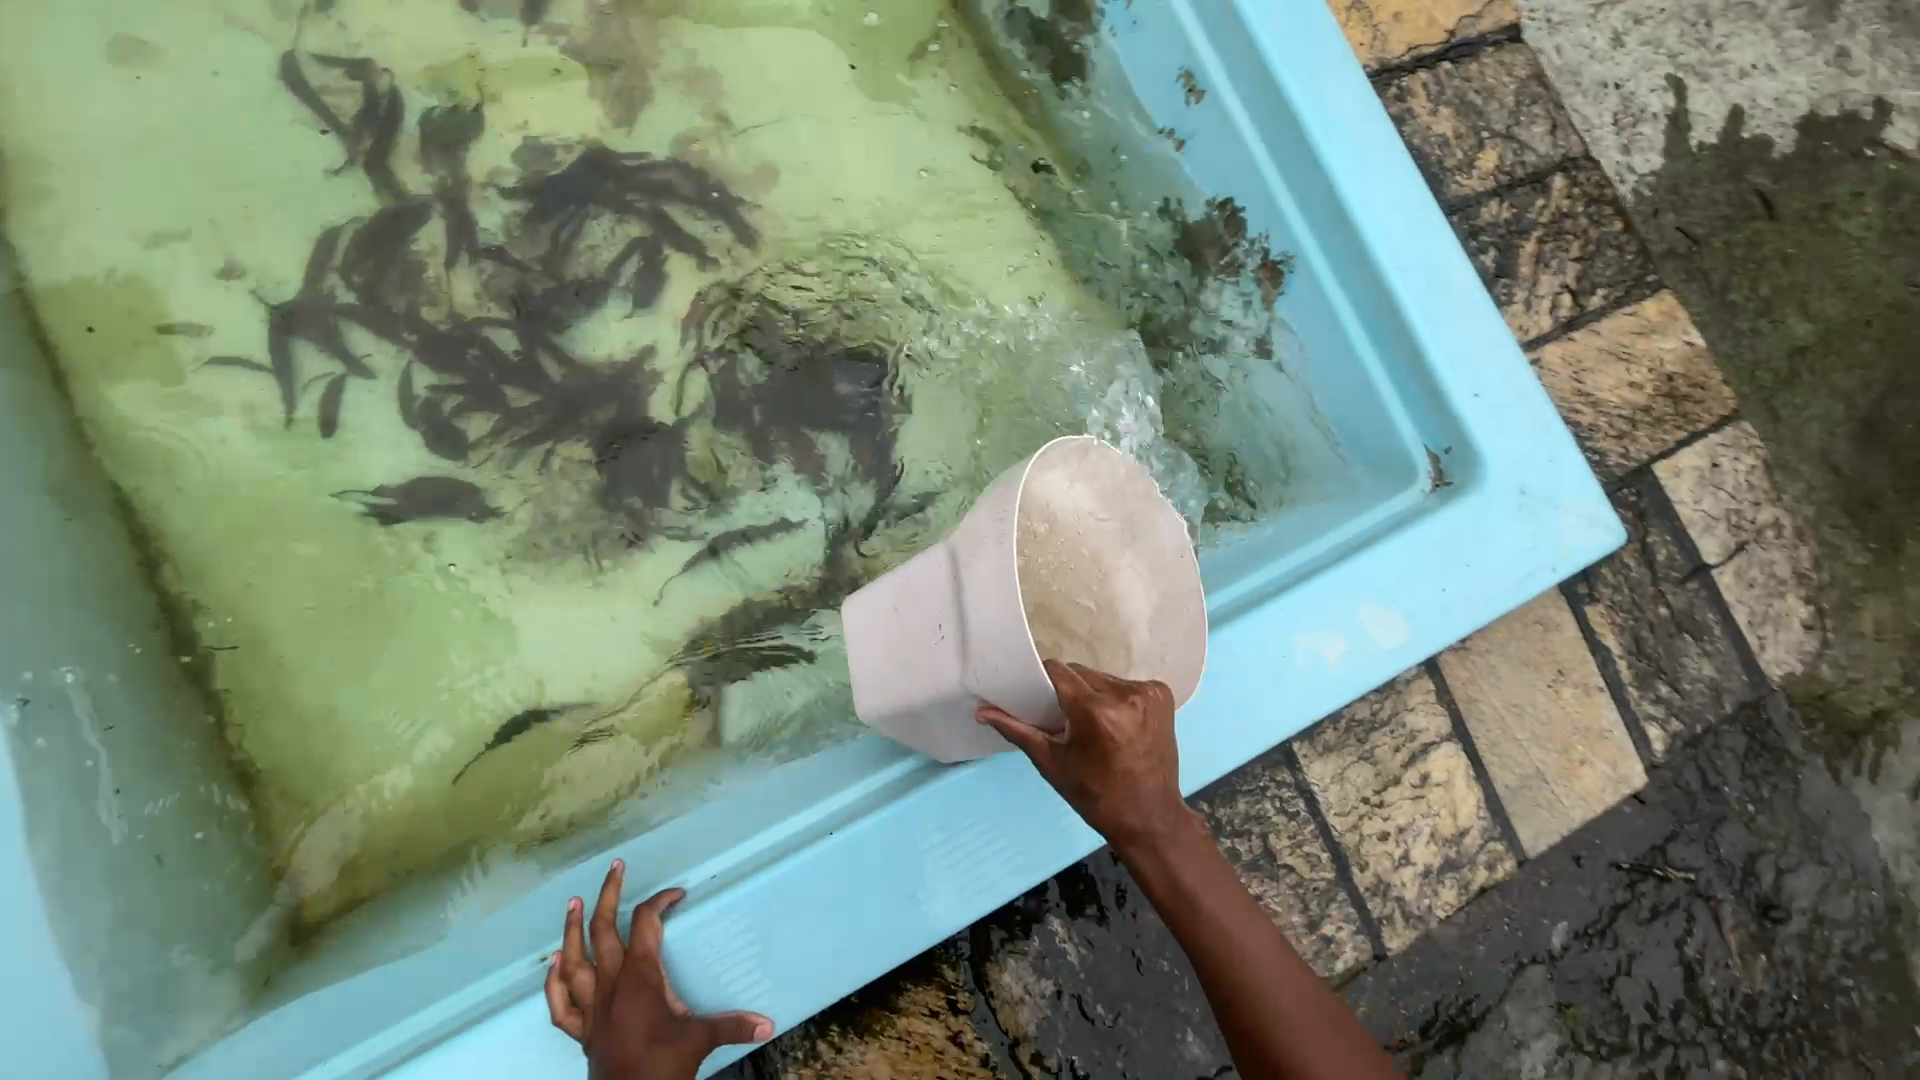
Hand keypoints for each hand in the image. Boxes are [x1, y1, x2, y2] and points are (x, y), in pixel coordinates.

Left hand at [546, 860, 772, 1079]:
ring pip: (574, 961)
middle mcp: (611, 985)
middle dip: (608, 896)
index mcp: (639, 977)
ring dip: (572, 930)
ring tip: (573, 903)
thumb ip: (733, 1025)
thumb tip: (768, 1024)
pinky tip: (554, 964)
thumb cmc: (663, 1067)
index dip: (660, 902)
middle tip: (615, 868)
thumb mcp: (701, 1041)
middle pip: (603, 931)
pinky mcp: (582, 1032)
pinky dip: (554, 982)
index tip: (678, 894)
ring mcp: (591, 1008)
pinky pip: (560, 1004)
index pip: (646, 924)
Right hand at [977, 659, 1199, 853]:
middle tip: (1064, 718)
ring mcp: (1148, 693)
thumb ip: (1018, 730)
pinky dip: (1116, 698)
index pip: (1059, 672)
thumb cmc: (1095, 795)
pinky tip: (1116, 723)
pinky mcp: (1163, 695)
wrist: (1149, 817)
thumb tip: (981, 711)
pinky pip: (1126, 685)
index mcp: (1094, 710)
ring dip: (1093, 693)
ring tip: (1092, 723)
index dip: (1044, 681)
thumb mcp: (1051, 763)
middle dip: (1069, 691)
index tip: (1038, 697)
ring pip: (1103, 678)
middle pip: (1081, 674)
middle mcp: (1124, 694)